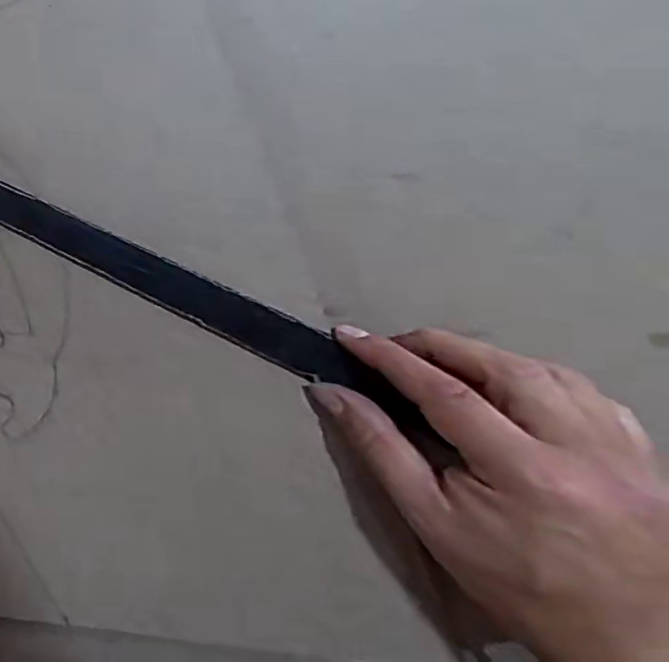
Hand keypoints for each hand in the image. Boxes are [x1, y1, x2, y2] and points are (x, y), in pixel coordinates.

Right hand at [312, 327, 668, 661]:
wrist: (629, 644)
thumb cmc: (516, 583)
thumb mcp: (430, 518)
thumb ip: (379, 447)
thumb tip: (330, 392)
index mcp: (529, 472)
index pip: (445, 390)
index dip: (389, 356)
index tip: (348, 336)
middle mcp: (587, 454)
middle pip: (506, 369)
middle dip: (439, 346)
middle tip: (392, 346)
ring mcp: (629, 459)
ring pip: (554, 375)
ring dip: (488, 358)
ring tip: (445, 364)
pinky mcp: (649, 466)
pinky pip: (595, 400)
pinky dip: (543, 381)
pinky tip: (513, 391)